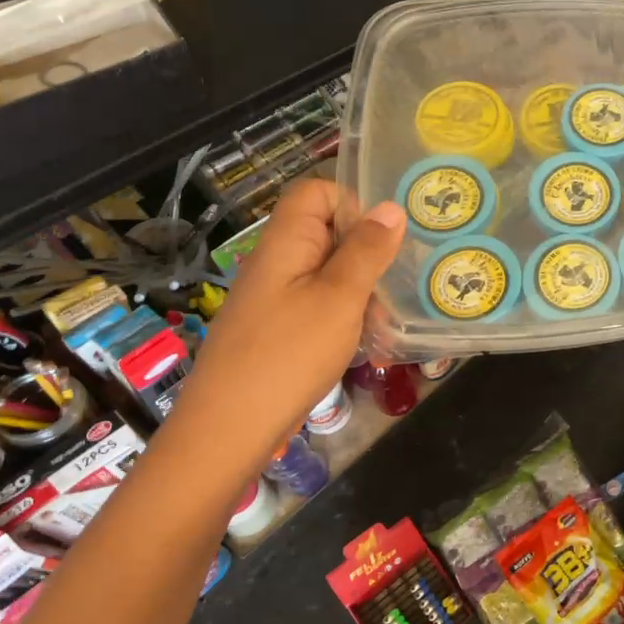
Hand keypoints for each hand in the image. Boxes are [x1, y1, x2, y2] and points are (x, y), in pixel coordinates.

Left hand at [172, 180, 404, 459]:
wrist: (228, 431)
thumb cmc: (288, 356)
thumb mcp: (340, 298)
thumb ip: (367, 251)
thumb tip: (391, 207)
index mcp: (285, 243)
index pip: (317, 191)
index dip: (353, 203)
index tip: (381, 241)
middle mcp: (277, 262)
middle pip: (328, 231)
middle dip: (368, 254)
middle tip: (395, 288)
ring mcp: (275, 297)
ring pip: (330, 272)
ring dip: (364, 291)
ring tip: (385, 326)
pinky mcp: (278, 329)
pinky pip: (320, 304)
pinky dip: (347, 317)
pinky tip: (367, 346)